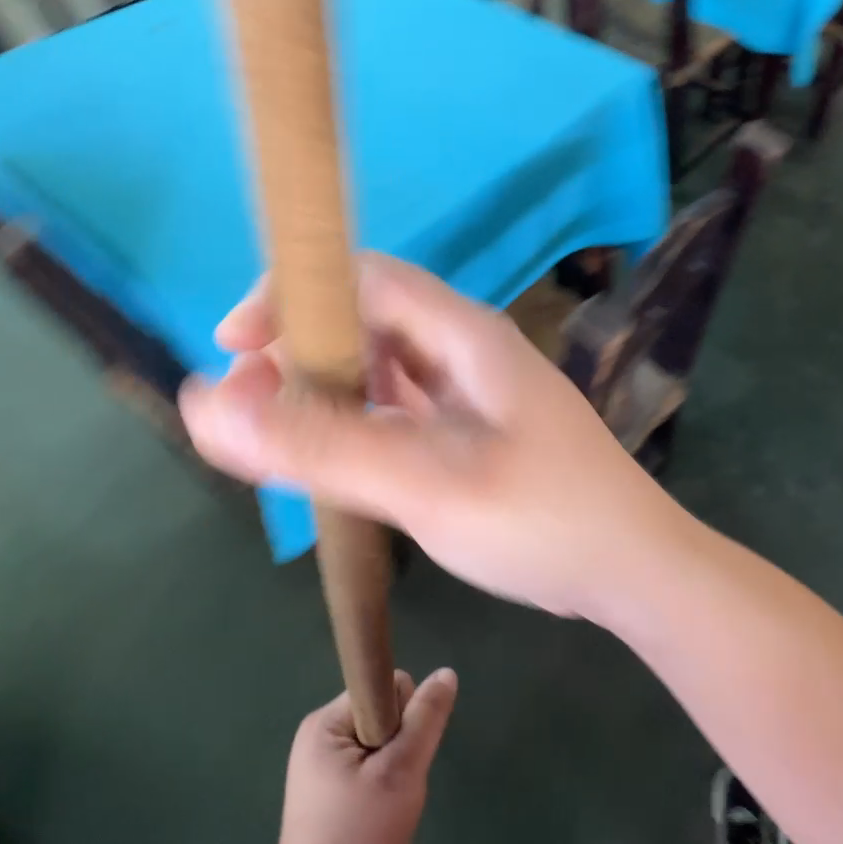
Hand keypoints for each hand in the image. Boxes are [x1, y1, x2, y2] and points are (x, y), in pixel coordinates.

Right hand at [179, 254, 691, 619]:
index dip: (293, 295)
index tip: (236, 346)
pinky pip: (401, 410)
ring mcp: (474, 394)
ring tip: (275, 440)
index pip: (366, 276)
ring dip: (324, 391)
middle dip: (299, 351)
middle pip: (368, 320)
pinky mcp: (475, 435)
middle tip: (248, 411)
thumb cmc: (544, 519)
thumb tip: (211, 406)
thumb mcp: (429, 484)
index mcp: (466, 336)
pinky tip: (332, 463)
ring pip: (382, 368)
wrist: (631, 566)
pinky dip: (358, 424)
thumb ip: (325, 447)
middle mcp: (468, 352)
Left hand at [281, 667, 457, 843]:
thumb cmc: (359, 832)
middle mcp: (319, 737)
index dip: (406, 714)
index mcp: (324, 723)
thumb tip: (447, 672)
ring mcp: (321, 766)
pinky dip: (382, 785)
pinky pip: (370, 766)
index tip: (400, 754)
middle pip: (385, 712)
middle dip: (401, 745)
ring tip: (385, 803)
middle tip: (393, 785)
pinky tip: (377, 812)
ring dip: (394, 768)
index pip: (387, 686)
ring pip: (382, 743)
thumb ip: (426, 719)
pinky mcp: (328, 791)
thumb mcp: (401, 770)